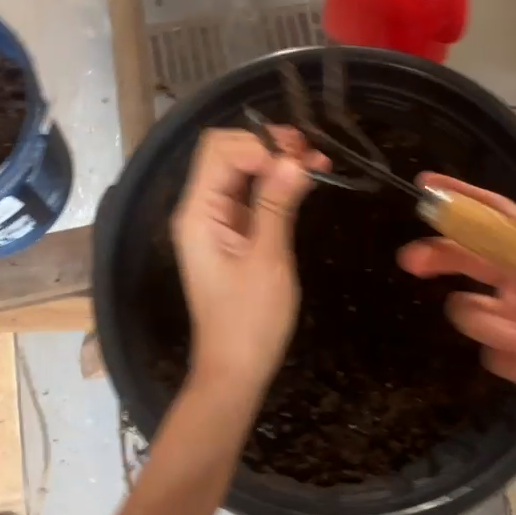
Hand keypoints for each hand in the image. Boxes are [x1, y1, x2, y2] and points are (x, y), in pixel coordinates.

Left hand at [172, 128, 324, 395]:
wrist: (234, 370)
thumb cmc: (249, 321)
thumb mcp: (268, 260)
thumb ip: (276, 205)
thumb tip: (294, 160)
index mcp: (198, 213)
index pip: (219, 151)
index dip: (260, 143)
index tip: (302, 155)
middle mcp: (200, 211)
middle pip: (227, 155)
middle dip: (268, 147)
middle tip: (314, 153)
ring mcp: (214, 223)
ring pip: (240, 173)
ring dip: (274, 163)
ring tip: (316, 163)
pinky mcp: (230, 237)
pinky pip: (248, 197)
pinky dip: (273, 185)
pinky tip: (302, 184)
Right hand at [398, 169, 515, 440]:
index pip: (497, 217)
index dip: (462, 199)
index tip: (426, 184)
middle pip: (466, 257)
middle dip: (437, 254)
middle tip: (410, 260)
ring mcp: (514, 320)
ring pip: (466, 307)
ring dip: (483, 321)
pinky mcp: (510, 357)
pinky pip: (484, 350)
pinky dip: (502, 354)